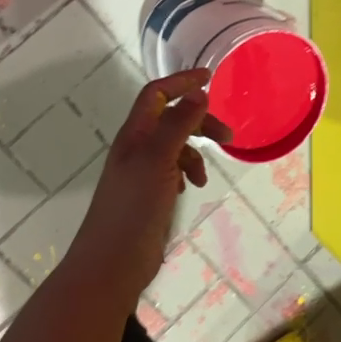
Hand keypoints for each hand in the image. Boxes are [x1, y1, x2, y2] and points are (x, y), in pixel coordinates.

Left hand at [67, 70, 232, 298]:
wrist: (112, 263)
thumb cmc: (133, 207)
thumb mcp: (158, 160)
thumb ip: (178, 125)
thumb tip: (198, 93)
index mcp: (134, 134)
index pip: (156, 94)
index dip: (181, 82)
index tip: (209, 78)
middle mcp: (136, 148)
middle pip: (171, 119)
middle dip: (199, 122)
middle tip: (228, 136)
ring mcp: (142, 173)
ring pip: (175, 147)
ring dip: (195, 152)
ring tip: (205, 176)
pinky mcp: (150, 195)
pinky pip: (174, 170)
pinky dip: (187, 172)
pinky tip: (191, 188)